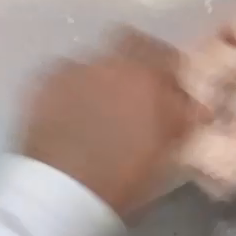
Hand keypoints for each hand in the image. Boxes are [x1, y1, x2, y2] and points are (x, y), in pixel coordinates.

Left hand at [21, 29, 200, 219]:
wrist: (60, 194)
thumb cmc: (122, 180)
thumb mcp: (165, 154)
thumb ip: (180, 120)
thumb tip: (193, 105)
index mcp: (149, 78)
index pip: (167, 53)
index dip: (168, 68)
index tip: (167, 87)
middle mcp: (112, 62)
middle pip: (129, 42)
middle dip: (133, 60)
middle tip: (131, 89)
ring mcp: (74, 67)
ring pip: (94, 60)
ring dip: (100, 76)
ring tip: (95, 106)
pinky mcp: (43, 80)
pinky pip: (64, 74)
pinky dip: (70, 87)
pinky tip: (67, 112)